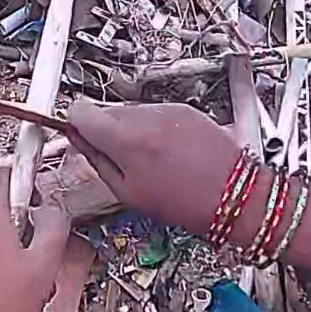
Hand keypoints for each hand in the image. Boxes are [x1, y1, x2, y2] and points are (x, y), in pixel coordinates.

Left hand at [0, 171, 69, 311]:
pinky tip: (7, 289)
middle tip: (41, 245)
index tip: (43, 196)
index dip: (27, 178)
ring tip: (25, 274)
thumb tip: (53, 206)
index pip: (3, 174)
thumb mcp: (44, 266)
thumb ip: (54, 225)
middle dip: (22, 217)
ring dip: (9, 240)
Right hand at [65, 100, 241, 234]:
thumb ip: (97, 161)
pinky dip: (151, 127)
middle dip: (104, 129)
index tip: (79, 136)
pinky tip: (164, 151)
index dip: (76, 125)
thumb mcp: (128, 192)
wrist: (235, 194)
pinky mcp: (183, 108)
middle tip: (116, 157)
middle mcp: (145, 116)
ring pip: (130, 110)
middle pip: (105, 109)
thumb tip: (78, 141)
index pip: (81, 111)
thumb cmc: (185, 202)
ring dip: (128, 129)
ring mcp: (166, 109)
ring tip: (146, 159)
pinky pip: (153, 112)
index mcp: (126, 139)